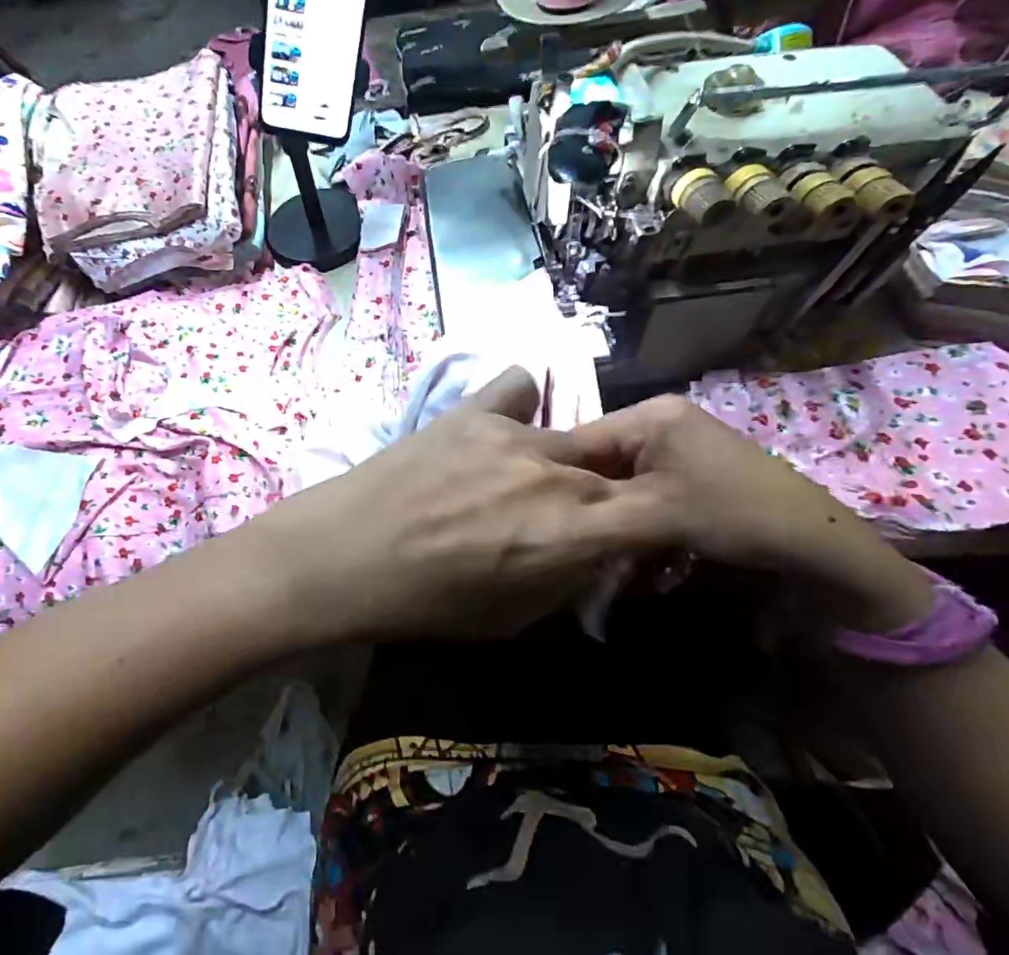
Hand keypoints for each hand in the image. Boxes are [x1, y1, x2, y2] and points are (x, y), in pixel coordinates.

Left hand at [240, 368, 678, 641]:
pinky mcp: (473, 408)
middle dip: (609, 495)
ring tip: (521, 479)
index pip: (661, 511)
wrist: (343, 555)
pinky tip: (499, 427)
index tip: (646, 532)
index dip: (665, 519)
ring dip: (564, 460)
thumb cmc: (426, 604)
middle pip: (617, 471)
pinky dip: (521, 405)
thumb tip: (601, 557)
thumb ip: (570, 583)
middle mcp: (555, 472)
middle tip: (576, 515)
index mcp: (571, 533)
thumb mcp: (512, 620)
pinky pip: (519, 388)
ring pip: (572, 435)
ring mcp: (514, 431)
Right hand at [569, 395, 933, 631]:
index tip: (539, 521)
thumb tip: (537, 516)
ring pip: (616, 483)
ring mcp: (677, 448)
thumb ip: (591, 511)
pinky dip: (631, 522)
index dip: (554, 480)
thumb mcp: (654, 514)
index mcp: (651, 414)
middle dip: (586, 506)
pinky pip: (640, 494)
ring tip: (604, 555)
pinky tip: (633, 553)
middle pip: (597, 463)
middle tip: (575, 544)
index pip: (577, 440)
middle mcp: (660, 421)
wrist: (818, 550)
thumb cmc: (735, 518)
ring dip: (608, 519)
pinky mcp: (689, 474)